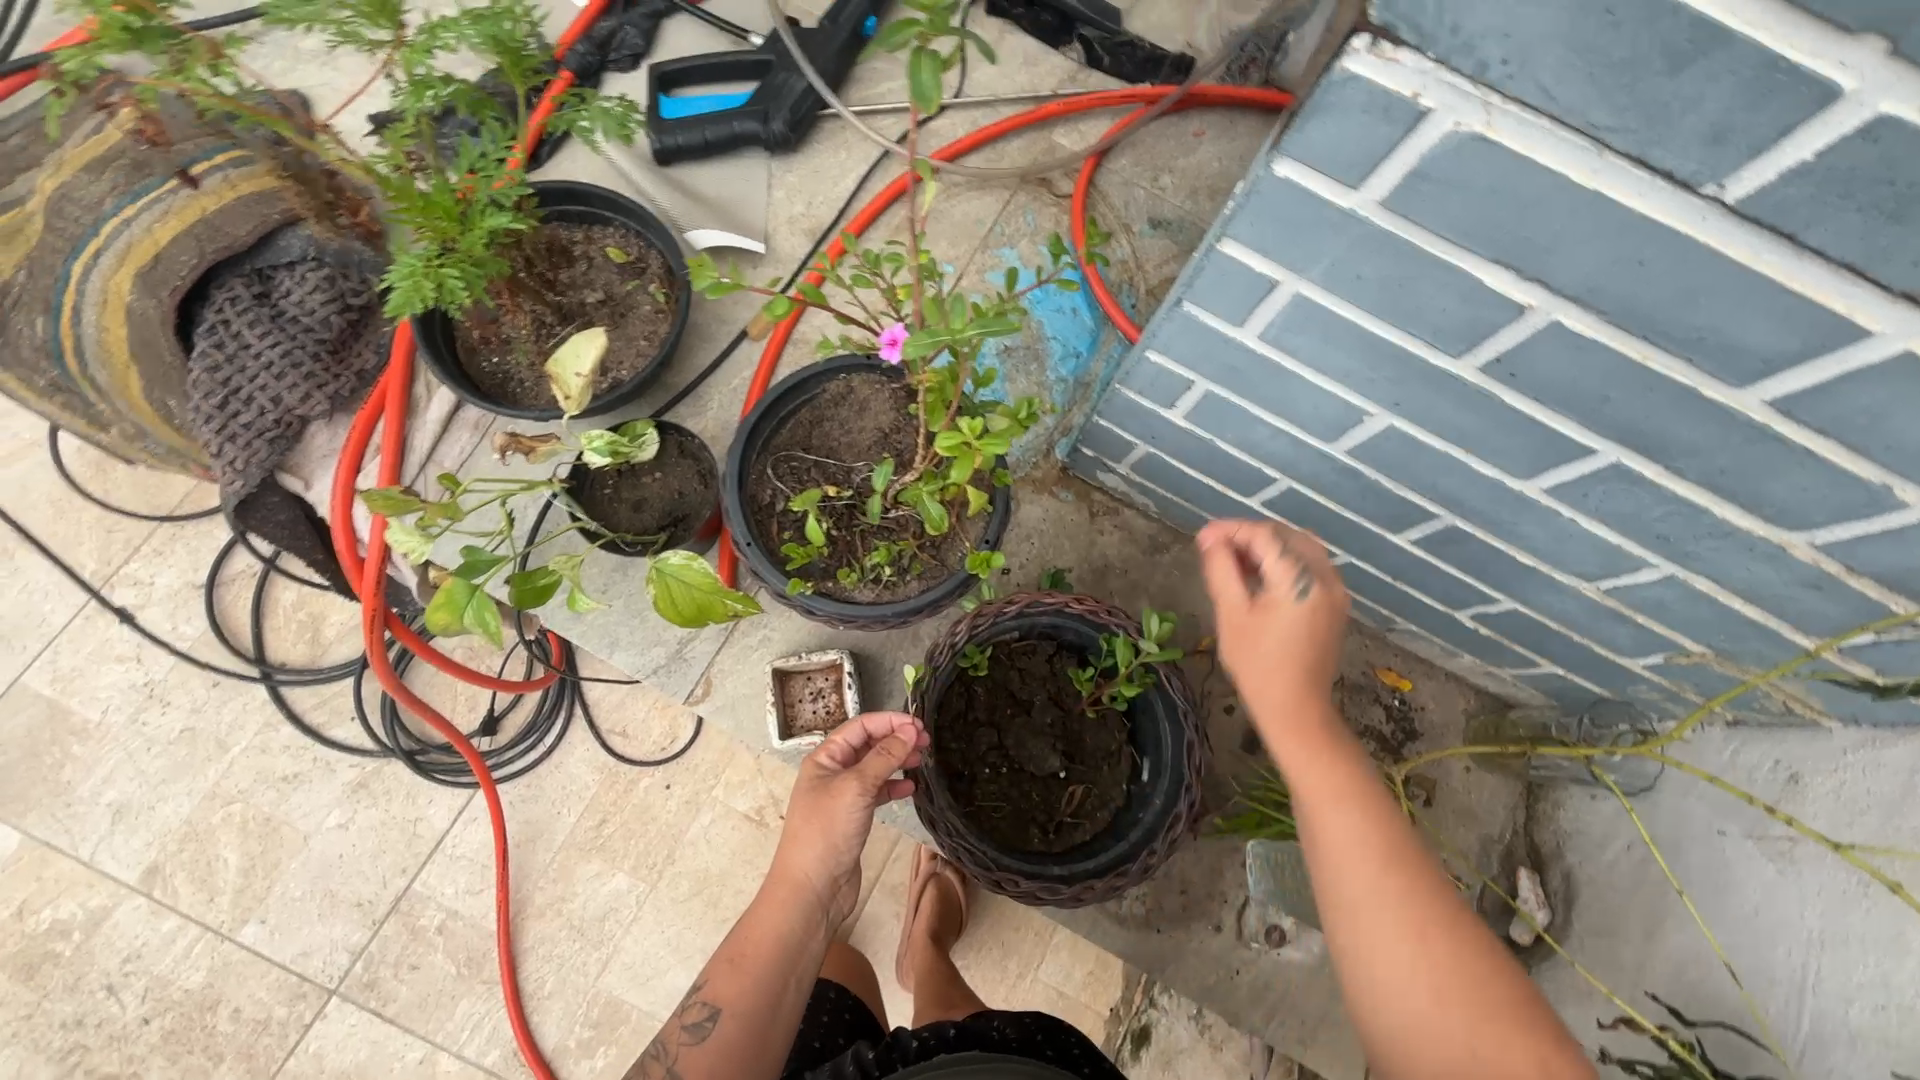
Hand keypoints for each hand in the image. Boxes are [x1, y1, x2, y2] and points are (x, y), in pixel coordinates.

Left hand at [769, 711, 927, 929]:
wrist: (811, 889)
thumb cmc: (827, 832)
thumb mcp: (856, 787)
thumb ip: (884, 757)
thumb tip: (909, 730)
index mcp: (825, 758)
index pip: (860, 726)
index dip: (889, 721)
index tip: (918, 725)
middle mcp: (832, 773)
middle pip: (868, 745)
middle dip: (896, 739)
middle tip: (926, 742)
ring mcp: (843, 796)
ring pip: (874, 769)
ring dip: (897, 762)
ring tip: (922, 761)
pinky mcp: (853, 818)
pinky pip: (876, 794)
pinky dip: (893, 788)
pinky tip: (910, 790)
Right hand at [1197, 520, 1349, 743]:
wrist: (1295, 708)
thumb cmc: (1257, 665)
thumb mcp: (1231, 614)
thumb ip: (1221, 570)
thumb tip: (1210, 540)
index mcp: (1300, 580)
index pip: (1264, 535)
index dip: (1230, 530)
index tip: (1202, 538)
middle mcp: (1326, 577)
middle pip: (1286, 535)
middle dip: (1249, 535)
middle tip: (1215, 548)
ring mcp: (1336, 590)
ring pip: (1301, 547)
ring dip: (1267, 546)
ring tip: (1235, 560)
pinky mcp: (1335, 603)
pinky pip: (1310, 565)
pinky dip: (1284, 560)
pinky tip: (1260, 575)